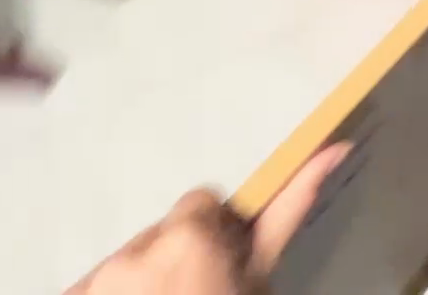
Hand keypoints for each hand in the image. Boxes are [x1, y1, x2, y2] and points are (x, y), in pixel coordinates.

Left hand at [68, 144, 348, 294]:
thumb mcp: (260, 273)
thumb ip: (291, 206)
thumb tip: (338, 147)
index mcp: (185, 236)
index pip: (199, 202)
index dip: (214, 231)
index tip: (221, 262)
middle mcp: (129, 253)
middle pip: (160, 234)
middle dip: (175, 257)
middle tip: (194, 293)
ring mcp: (89, 285)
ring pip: (124, 264)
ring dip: (140, 281)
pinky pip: (91, 288)